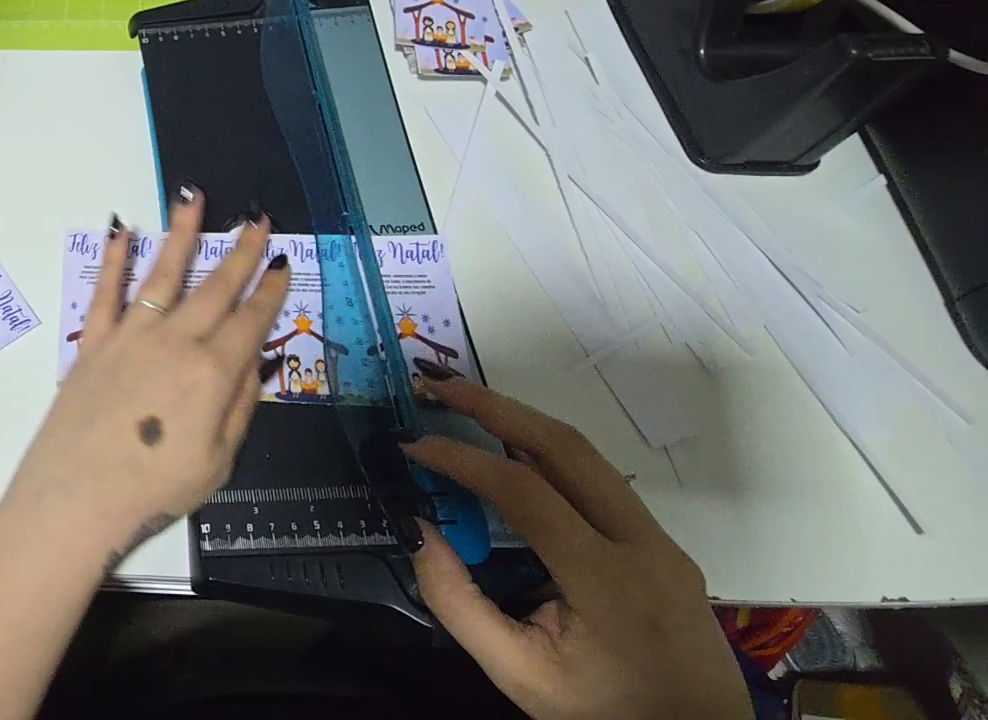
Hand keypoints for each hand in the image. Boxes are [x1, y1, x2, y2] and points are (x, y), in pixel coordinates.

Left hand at [2, 189, 290, 571]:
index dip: (271, 290)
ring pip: (163, 275)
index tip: (283, 262)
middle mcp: (175, 342)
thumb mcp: (219, 461)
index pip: (252, 321)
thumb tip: (256, 361)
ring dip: (181, 235)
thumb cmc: (154, 490)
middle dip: (240, 252)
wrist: (75, 497)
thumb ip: (241, 405)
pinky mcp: (94, 342)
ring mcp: (131, 336)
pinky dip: (113, 260)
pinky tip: (120, 232)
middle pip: (215, 288)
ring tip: (194, 199)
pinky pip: (106, 292)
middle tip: (257, 221)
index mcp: (213, 372)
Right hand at [403, 370, 749, 719]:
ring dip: (517, 416)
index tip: (412, 445)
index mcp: (611, 583)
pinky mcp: (658, 541)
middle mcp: (645, 546)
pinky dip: (539, 446)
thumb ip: (456, 601)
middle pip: (565, 447)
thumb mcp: (517, 673)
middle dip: (493, 405)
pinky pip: (593, 475)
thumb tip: (418, 528)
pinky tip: (503, 443)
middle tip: (434, 386)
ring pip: (583, 451)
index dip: (462, 459)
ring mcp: (659, 539)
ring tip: (461, 399)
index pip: (526, 493)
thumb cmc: (604, 716)